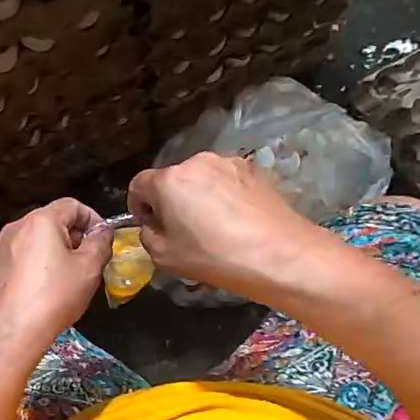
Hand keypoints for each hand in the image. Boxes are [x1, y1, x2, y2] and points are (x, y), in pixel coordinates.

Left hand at [0, 198, 112, 362]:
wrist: (11, 331)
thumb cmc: (54, 296)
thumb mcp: (89, 268)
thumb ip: (100, 243)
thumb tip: (102, 231)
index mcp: (40, 220)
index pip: (72, 205)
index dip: (93, 219)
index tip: (103, 241)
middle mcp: (16, 227)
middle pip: (52, 220)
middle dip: (75, 235)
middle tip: (90, 260)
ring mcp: (2, 247)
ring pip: (37, 238)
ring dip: (57, 249)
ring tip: (70, 276)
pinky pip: (23, 254)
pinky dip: (38, 262)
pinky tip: (46, 287)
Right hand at [127, 152, 342, 299]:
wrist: (281, 255)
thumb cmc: (214, 256)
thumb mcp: (164, 257)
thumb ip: (148, 235)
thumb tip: (153, 226)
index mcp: (169, 180)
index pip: (138, 184)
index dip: (138, 206)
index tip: (149, 226)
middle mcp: (197, 162)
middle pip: (171, 179)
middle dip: (169, 201)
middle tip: (180, 230)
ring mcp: (229, 163)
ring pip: (200, 178)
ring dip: (197, 197)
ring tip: (211, 226)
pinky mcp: (255, 171)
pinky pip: (226, 181)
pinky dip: (222, 196)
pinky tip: (234, 221)